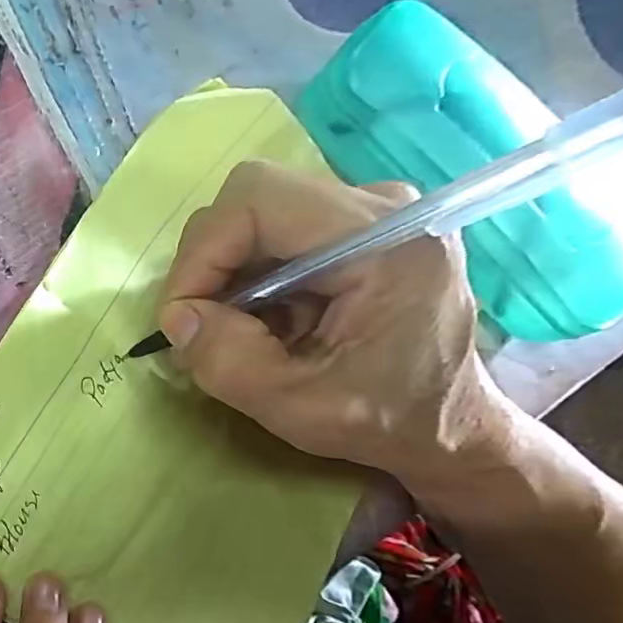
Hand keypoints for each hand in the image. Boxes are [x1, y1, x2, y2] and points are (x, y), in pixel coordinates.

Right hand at [157, 159, 514, 487]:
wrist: (446, 424)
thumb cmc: (382, 419)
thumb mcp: (294, 407)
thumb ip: (228, 361)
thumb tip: (176, 318)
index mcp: (384, 242)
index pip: (257, 200)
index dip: (202, 253)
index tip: (182, 316)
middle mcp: (382, 207)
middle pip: (252, 198)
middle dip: (209, 262)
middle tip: (202, 323)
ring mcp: (370, 213)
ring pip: (255, 213)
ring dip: (225, 272)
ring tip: (238, 328)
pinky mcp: (355, 228)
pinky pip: (272, 232)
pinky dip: (246, 275)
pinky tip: (263, 319)